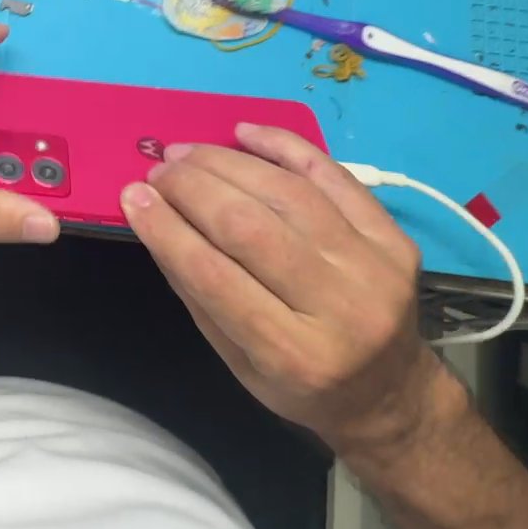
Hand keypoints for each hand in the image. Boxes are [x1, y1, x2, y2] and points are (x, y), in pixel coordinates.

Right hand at [120, 124, 453, 460]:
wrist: (392, 395)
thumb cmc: (297, 382)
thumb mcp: (233, 358)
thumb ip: (195, 289)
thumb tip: (152, 216)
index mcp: (293, 356)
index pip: (214, 277)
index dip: (166, 229)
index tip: (132, 195)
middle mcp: (341, 311)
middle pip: (250, 228)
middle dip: (192, 189)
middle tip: (157, 171)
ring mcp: (375, 270)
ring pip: (287, 195)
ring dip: (227, 163)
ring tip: (185, 153)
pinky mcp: (395, 240)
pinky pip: (334, 176)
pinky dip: (285, 146)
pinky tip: (244, 133)